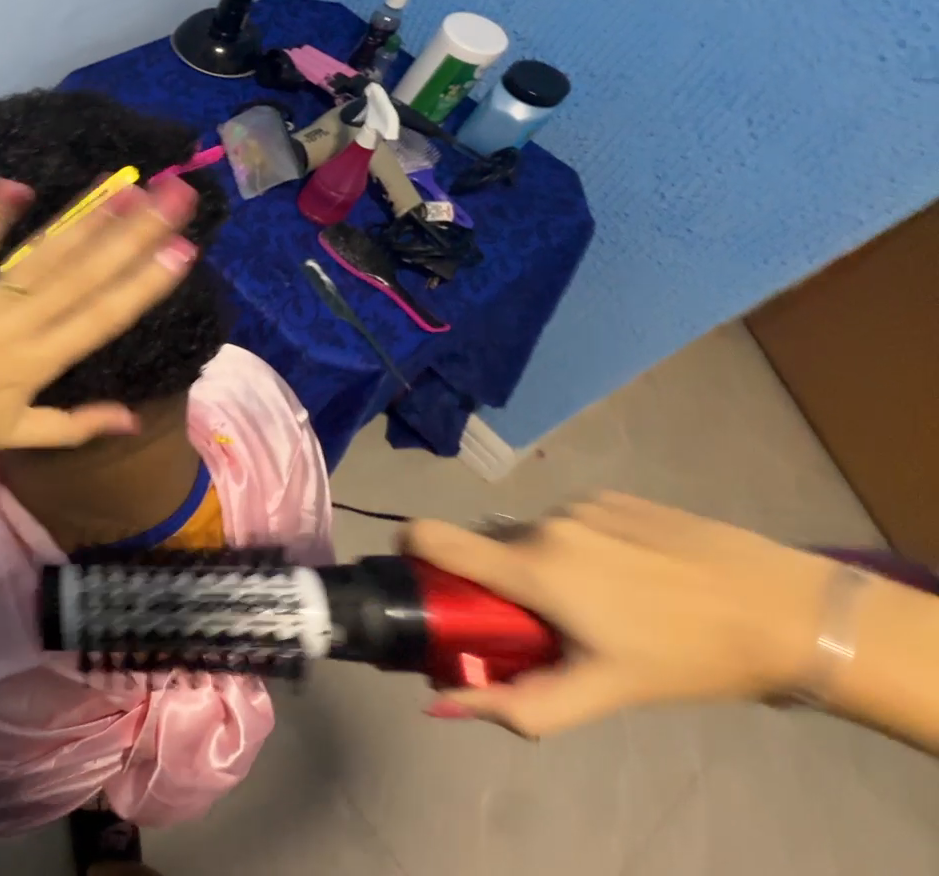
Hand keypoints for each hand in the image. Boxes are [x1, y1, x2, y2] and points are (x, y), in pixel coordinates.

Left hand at [0, 175, 198, 457]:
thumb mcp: (18, 436)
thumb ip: (77, 425)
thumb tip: (134, 419)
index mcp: (41, 362)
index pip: (103, 318)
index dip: (145, 284)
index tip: (183, 250)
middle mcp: (20, 324)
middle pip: (85, 275)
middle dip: (134, 235)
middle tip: (173, 196)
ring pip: (42, 257)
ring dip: (84, 221)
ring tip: (122, 188)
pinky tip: (16, 184)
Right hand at [404, 492, 836, 736]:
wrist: (792, 612)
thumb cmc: (686, 657)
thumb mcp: (603, 693)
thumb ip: (516, 704)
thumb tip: (440, 704)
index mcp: (530, 567)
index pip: (429, 536)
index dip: (408, 552)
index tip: (424, 583)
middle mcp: (542, 524)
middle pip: (486, 549)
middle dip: (497, 584)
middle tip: (544, 624)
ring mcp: (580, 504)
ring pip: (529, 537)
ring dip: (540, 566)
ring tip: (600, 602)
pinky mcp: (614, 496)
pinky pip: (568, 522)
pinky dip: (578, 547)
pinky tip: (629, 575)